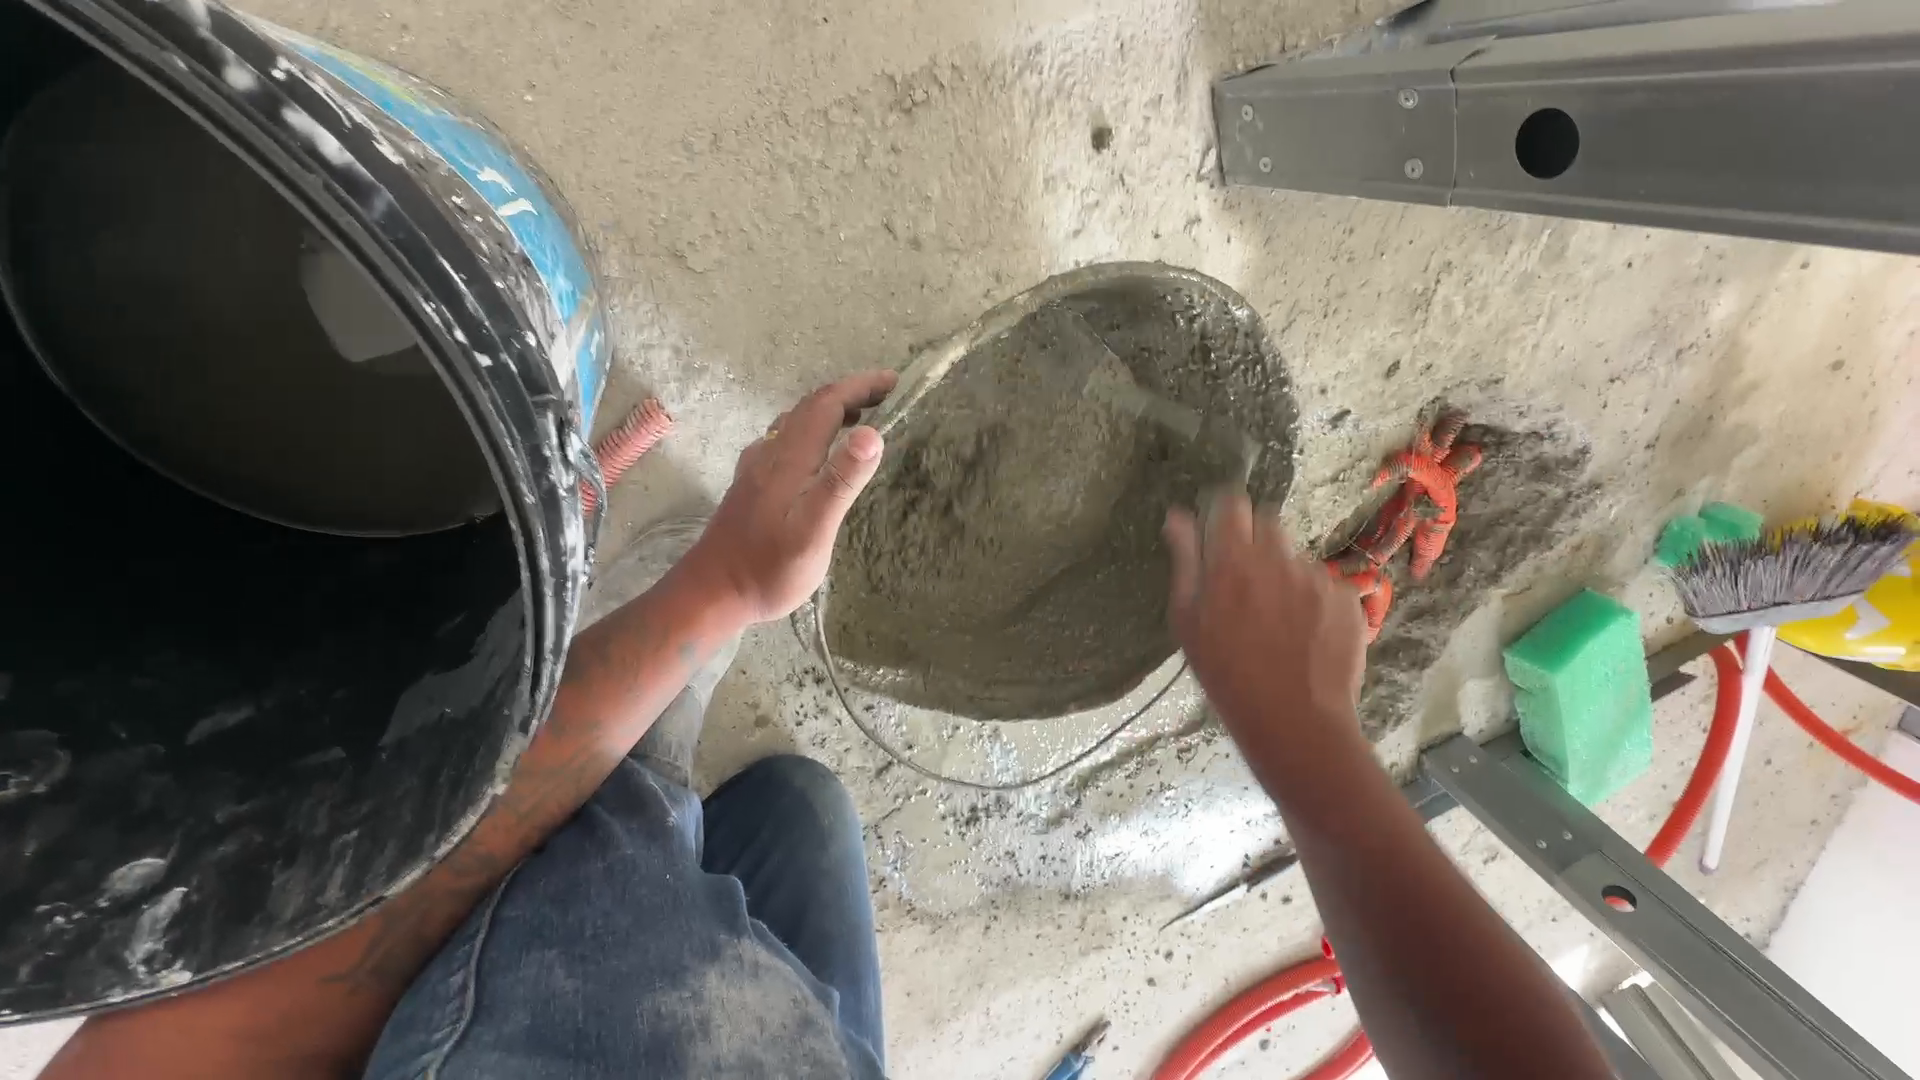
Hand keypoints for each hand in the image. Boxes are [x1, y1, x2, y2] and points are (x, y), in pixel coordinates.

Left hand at [681, 370, 898, 622]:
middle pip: (810, 407)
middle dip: (849, 394)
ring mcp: (756, 468)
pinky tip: (819, 452)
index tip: (895, 382)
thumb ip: (840, 482)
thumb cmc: (768, 569)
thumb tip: (872, 434)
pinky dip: (812, 431)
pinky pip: (785, 441)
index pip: (826, 404)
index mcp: (789, 459)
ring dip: (830, 411)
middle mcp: (770, 454)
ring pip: (795, 422)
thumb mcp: (813, 531)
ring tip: (862, 418)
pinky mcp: (751, 485)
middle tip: (886, 396)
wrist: (712, 594)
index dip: (860, 387)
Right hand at [1163, 490, 1366, 741]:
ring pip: (1294, 555)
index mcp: (1232, 560)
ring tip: (1275, 615)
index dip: (1223, 510)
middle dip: (1253, 537)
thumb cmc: (1226, 675)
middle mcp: (1277, 558)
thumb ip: (1185, 562)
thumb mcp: (1188, 621)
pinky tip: (1302, 632)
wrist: (1295, 721)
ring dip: (1281, 570)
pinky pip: (1322, 583)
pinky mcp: (1346, 598)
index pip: (1230, 504)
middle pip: (1266, 522)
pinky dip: (1310, 598)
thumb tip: (1178, 518)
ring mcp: (1316, 577)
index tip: (1218, 526)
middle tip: (1243, 576)